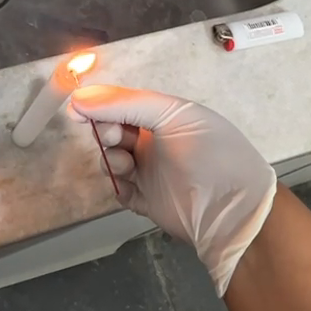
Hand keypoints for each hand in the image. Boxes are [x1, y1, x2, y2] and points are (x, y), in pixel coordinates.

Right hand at [69, 85, 277, 294]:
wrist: (232, 212)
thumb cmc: (210, 154)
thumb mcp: (172, 115)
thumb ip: (124, 103)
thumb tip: (79, 98)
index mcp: (165, 116)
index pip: (122, 104)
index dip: (100, 105)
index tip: (78, 109)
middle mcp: (156, 141)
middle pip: (112, 131)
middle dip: (106, 132)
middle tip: (116, 138)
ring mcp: (151, 172)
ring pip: (112, 160)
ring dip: (112, 160)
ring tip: (129, 167)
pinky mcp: (146, 200)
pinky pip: (119, 189)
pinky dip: (118, 186)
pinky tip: (129, 187)